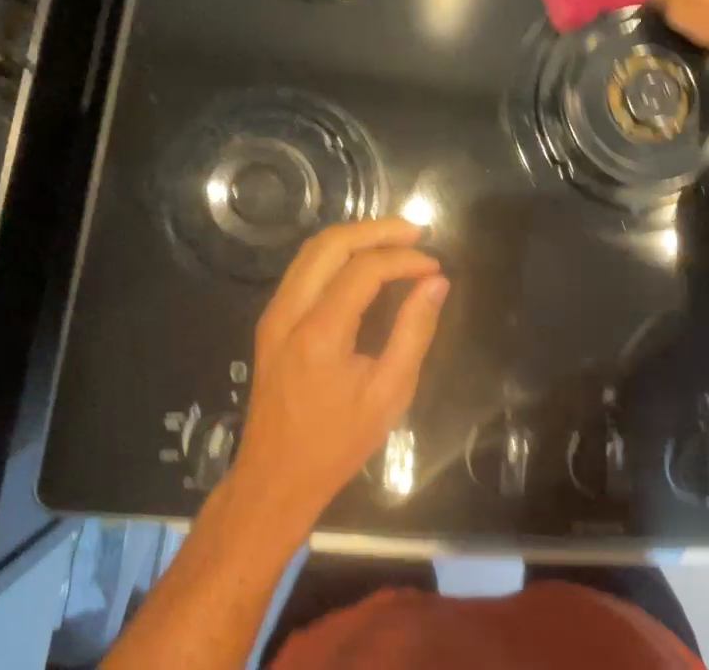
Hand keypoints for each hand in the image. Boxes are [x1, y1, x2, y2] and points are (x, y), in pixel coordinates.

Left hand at [233, 217, 448, 510]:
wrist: (275, 479)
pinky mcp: (272, 324)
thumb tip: (436, 283)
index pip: (363, 269)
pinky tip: (365, 263)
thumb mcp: (389, 393)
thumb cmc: (337, 442)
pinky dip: (337, 255)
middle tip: (417, 232)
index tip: (435, 268)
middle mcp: (289, 313)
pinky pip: (304, 270)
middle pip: (329, 244)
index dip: (404, 259)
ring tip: (397, 240)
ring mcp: (274, 316)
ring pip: (311, 251)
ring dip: (355, 237)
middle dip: (376, 230)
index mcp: (319, 332)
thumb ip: (414, 332)